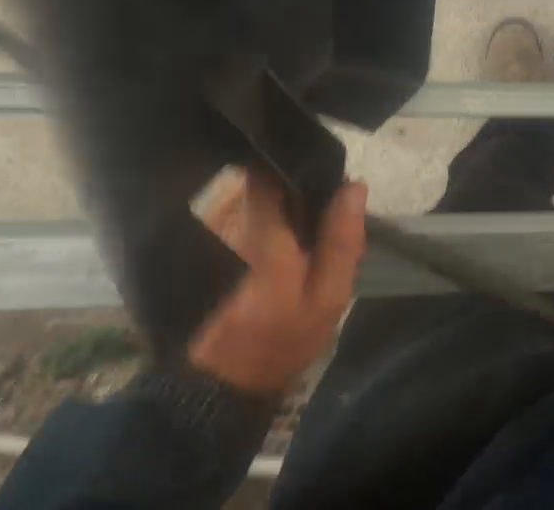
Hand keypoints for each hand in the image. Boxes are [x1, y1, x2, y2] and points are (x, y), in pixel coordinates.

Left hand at [186, 171, 368, 396]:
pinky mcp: (199, 252)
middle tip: (313, 218)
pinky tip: (266, 247)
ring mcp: (207, 240)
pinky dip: (248, 222)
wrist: (222, 386)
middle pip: (256, 183)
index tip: (318, 177)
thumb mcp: (327, 297)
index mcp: (262, 236)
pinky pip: (228, 219)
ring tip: (292, 234)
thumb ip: (341, 241)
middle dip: (287, 189)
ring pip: (242, 199)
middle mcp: (227, 229)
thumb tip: (354, 186)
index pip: (267, 175)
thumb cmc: (282, 339)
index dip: (294, 167)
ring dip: (267, 206)